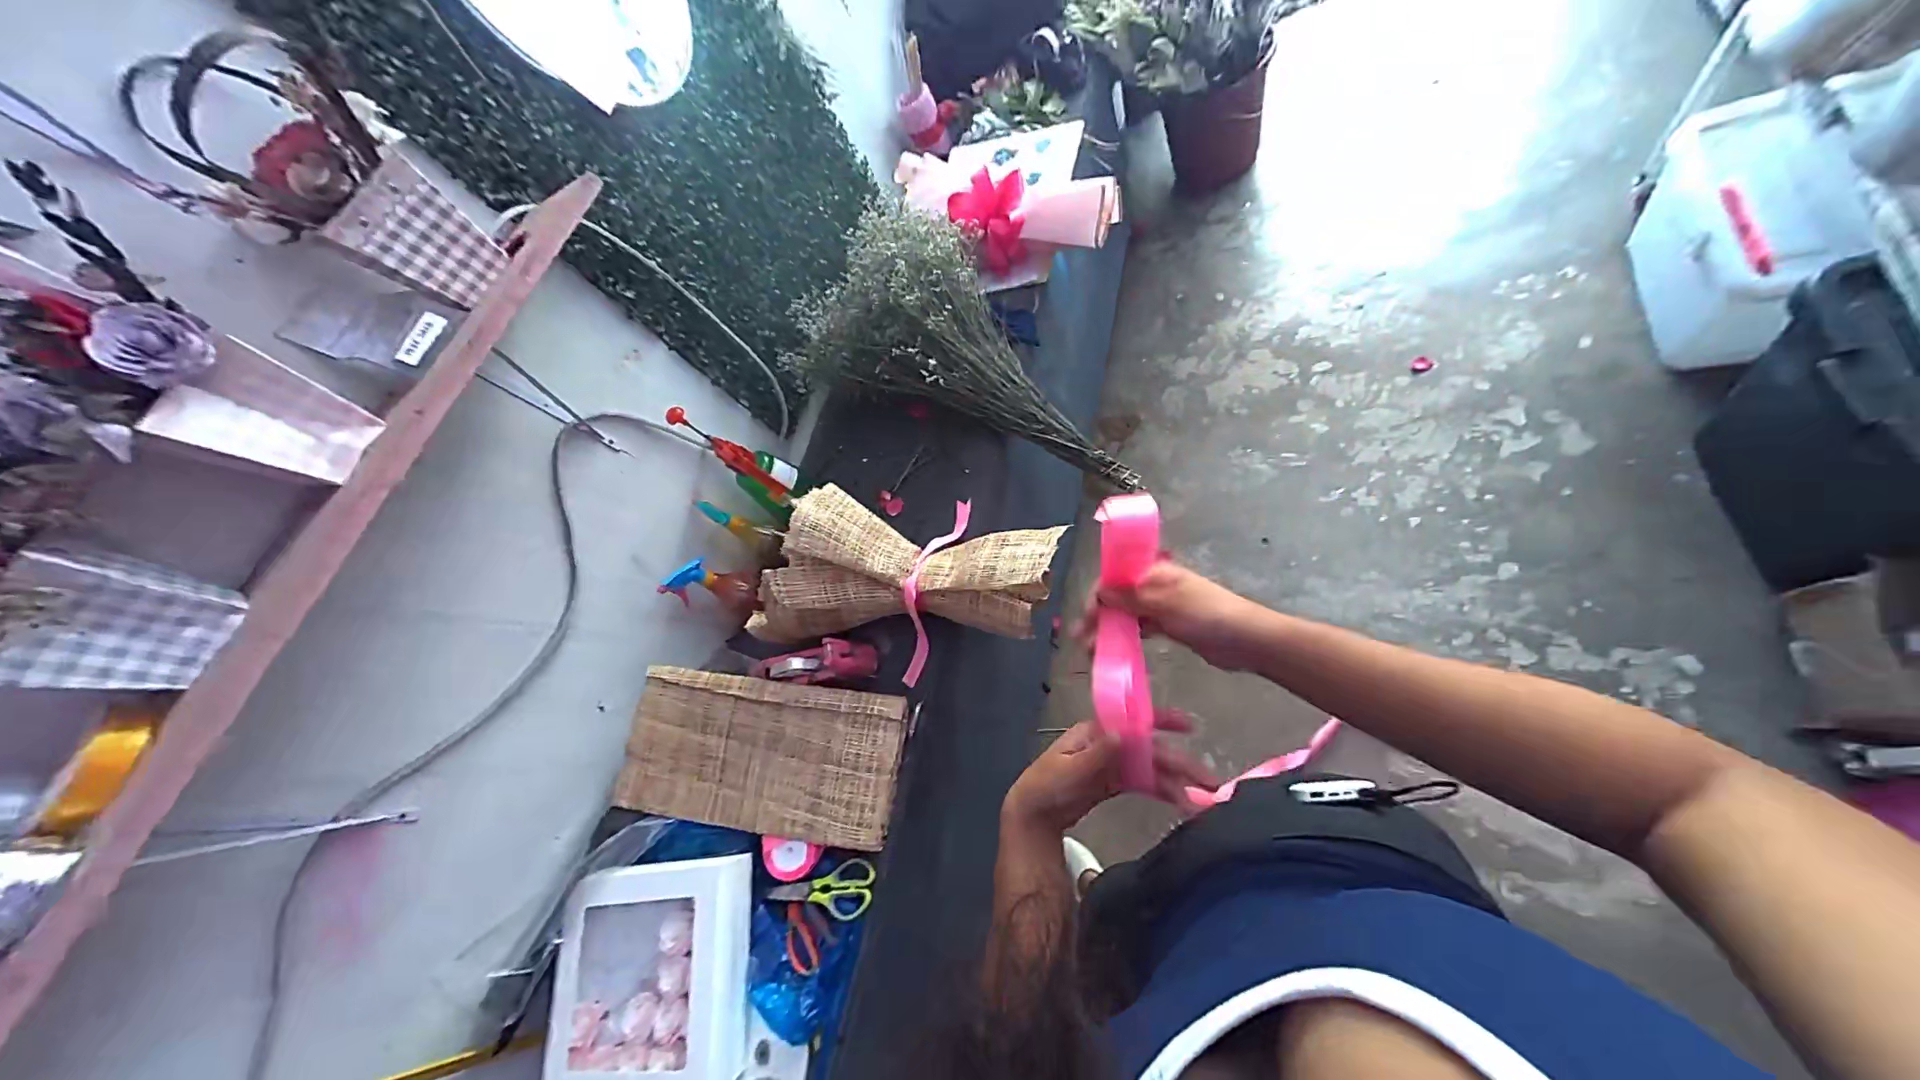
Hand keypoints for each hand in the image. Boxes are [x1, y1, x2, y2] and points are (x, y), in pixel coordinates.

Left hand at [1003, 714, 1218, 833]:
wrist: (1032, 815)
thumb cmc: (1045, 786)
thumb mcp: (1069, 770)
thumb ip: (1097, 754)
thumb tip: (1124, 733)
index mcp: (1094, 731)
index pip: (1132, 721)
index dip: (1161, 720)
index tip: (1189, 725)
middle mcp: (1108, 743)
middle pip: (1148, 749)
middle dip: (1179, 762)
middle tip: (1210, 780)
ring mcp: (1113, 763)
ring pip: (1150, 768)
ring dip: (1176, 780)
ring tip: (1203, 799)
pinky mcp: (1115, 783)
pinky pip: (1143, 783)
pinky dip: (1162, 791)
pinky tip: (1183, 802)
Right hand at [1073, 559, 1261, 670]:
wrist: (1247, 640)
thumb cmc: (1207, 615)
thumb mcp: (1166, 603)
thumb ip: (1131, 597)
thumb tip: (1101, 592)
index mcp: (1155, 572)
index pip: (1115, 577)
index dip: (1097, 595)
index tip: (1085, 617)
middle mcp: (1156, 585)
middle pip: (1118, 596)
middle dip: (1098, 614)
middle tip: (1081, 638)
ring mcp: (1163, 606)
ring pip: (1127, 614)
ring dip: (1109, 628)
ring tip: (1092, 649)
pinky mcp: (1171, 627)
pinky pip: (1141, 628)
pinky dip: (1127, 637)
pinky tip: (1114, 649)